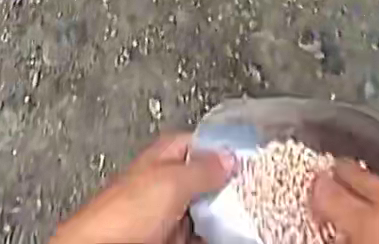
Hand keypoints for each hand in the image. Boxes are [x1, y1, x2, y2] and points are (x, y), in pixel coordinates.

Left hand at [52, 133, 235, 243]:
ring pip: (204, 211)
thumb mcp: (170, 182)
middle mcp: (166, 180)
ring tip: (248, 219)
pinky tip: (227, 236)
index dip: (224, 151)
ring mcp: (168, 212)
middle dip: (227, 188)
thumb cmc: (124, 211)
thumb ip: (201, 168)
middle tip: (254, 196)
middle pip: (205, 180)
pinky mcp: (169, 239)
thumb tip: (228, 156)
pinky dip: (212, 235)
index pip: (201, 143)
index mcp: (165, 156)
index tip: (249, 162)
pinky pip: (197, 234)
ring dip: (223, 216)